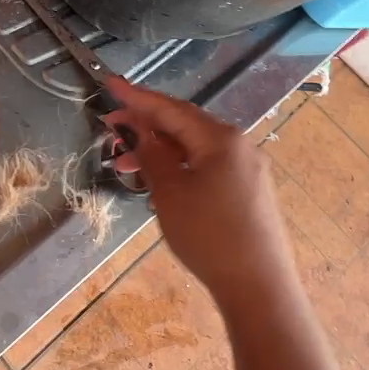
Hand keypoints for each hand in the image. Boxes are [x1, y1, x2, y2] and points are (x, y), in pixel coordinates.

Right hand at [103, 79, 296, 309]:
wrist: (258, 286)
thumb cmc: (208, 234)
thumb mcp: (169, 191)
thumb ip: (151, 153)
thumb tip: (137, 128)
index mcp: (220, 138)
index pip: (170, 109)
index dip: (136, 97)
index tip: (110, 83)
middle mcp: (238, 145)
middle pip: (183, 125)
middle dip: (145, 126)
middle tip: (110, 129)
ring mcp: (246, 169)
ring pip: (193, 148)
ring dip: (158, 151)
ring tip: (125, 166)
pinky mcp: (247, 191)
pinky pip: (206, 166)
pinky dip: (177, 167)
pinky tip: (158, 182)